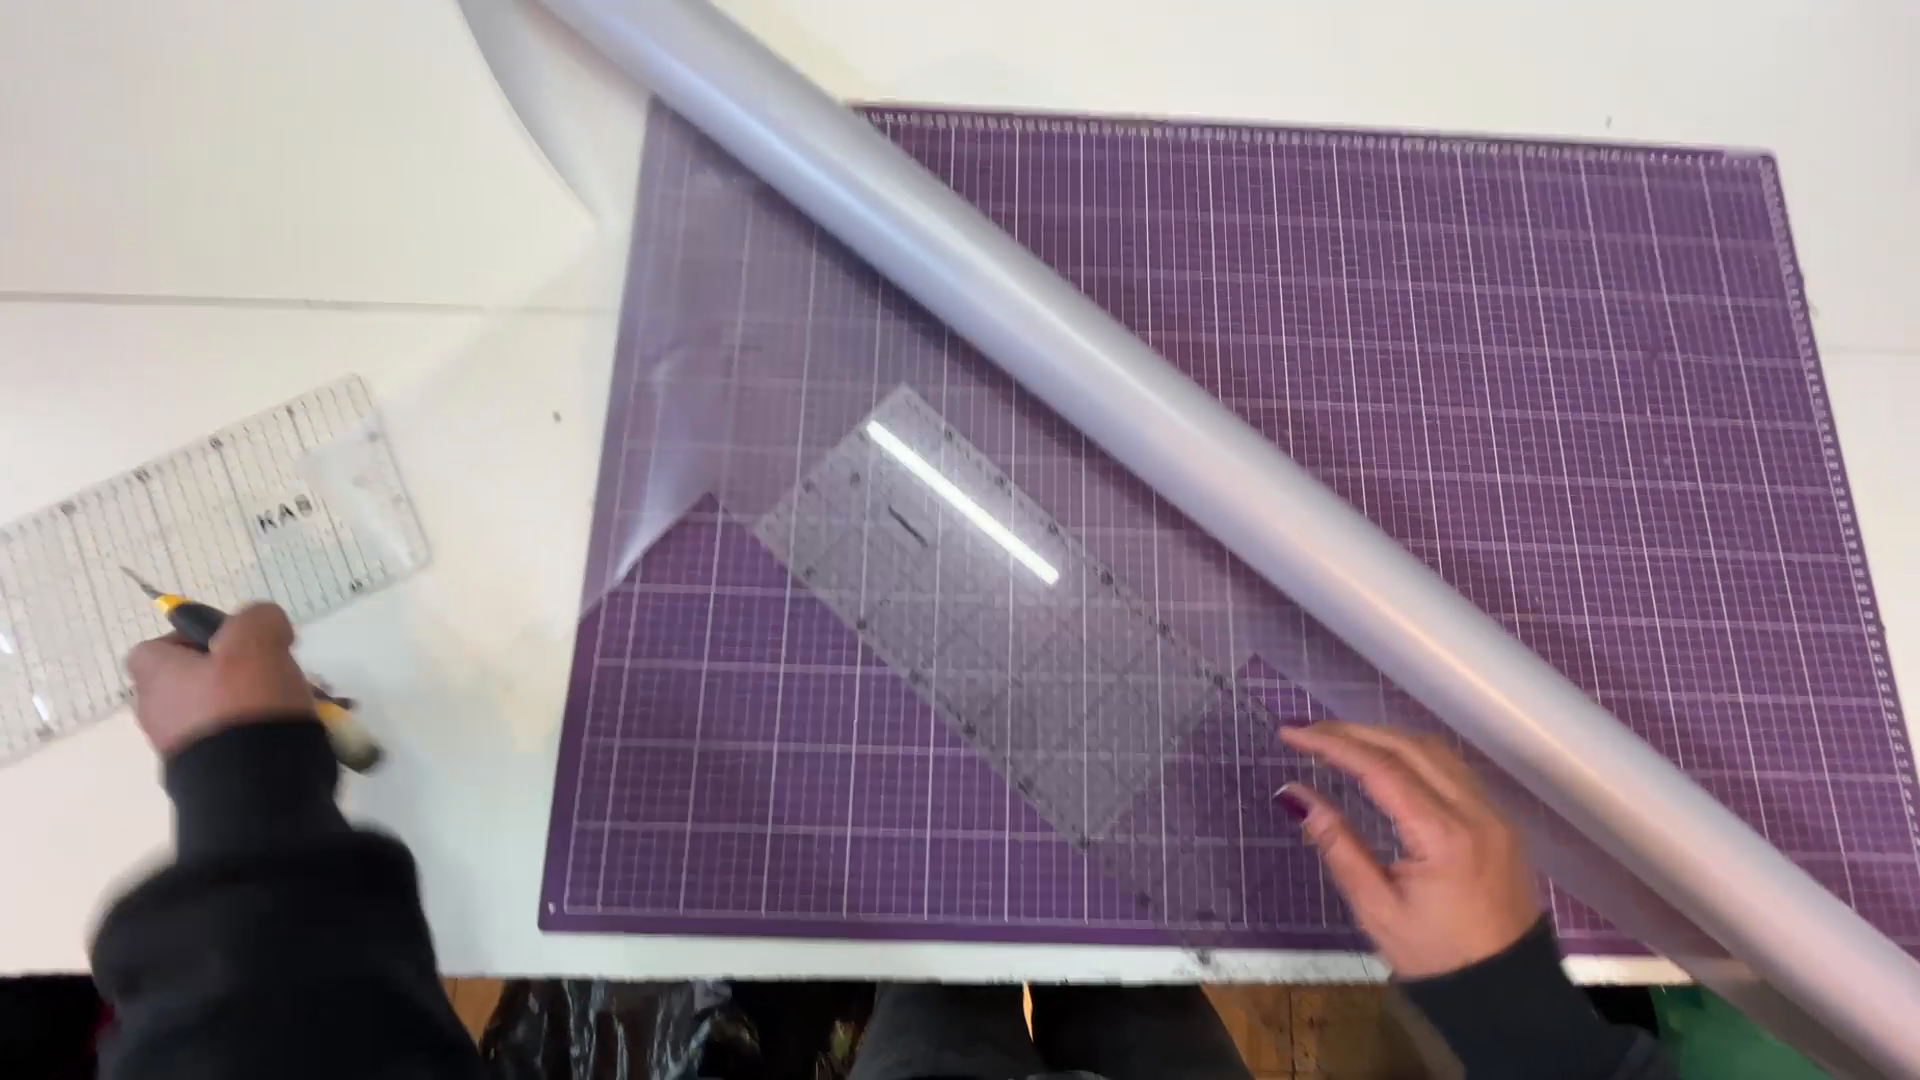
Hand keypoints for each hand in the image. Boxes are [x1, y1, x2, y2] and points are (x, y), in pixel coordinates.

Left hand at [125, 603, 315, 757]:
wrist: (253, 776)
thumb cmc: (246, 702)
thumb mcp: (256, 641)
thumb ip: (258, 618)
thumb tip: (265, 623)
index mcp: (158, 678)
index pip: (157, 647)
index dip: (197, 637)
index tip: (243, 639)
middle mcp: (164, 710)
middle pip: (205, 677)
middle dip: (252, 669)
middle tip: (288, 668)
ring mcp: (190, 742)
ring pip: (235, 705)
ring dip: (274, 696)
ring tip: (317, 698)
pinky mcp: (219, 764)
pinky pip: (250, 732)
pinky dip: (279, 723)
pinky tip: (316, 721)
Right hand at [1278, 721, 1540, 977]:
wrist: (1510, 996)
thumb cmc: (1435, 956)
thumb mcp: (1375, 907)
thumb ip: (1336, 843)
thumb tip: (1294, 793)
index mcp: (1444, 837)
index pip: (1381, 769)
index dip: (1332, 744)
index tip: (1291, 735)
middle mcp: (1475, 814)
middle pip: (1408, 747)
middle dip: (1352, 732)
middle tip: (1308, 732)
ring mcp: (1493, 814)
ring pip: (1433, 750)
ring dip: (1383, 737)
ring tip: (1340, 741)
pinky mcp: (1498, 821)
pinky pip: (1451, 767)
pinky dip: (1410, 752)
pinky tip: (1384, 759)